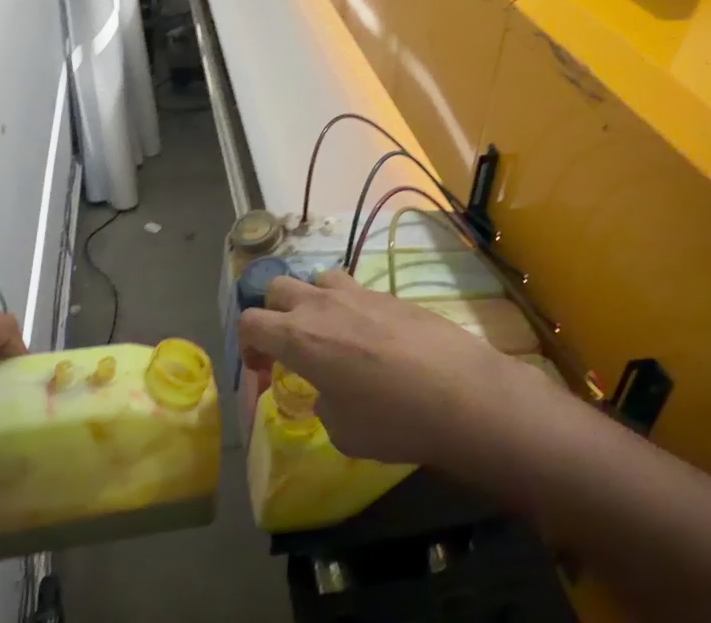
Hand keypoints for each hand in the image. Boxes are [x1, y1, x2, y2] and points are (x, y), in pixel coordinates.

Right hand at [238, 272, 552, 467]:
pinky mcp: (392, 295)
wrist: (463, 394)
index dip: (247, 345)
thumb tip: (328, 391)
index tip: (262, 370)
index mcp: (299, 337)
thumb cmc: (393, 420)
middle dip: (274, 314)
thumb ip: (322, 403)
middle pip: (278, 288)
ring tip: (330, 334)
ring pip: (319, 279)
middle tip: (289, 348)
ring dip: (313, 302)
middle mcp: (322, 306)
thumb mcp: (341, 431)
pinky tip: (372, 341)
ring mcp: (360, 294)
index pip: (249, 322)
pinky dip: (351, 310)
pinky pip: (357, 292)